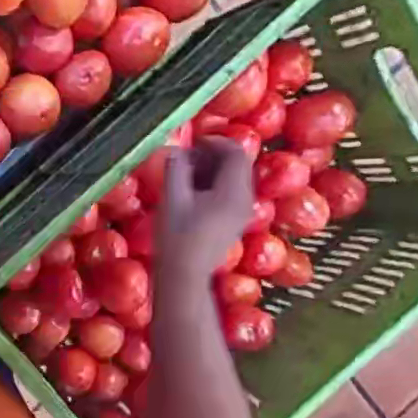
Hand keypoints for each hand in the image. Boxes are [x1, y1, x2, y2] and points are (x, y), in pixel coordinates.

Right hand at [156, 137, 254, 286]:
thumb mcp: (172, 199)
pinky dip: (216, 184)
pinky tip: (193, 192)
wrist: (183, 276)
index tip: (194, 141)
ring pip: (235, 179)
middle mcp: (245, 201)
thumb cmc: (176, 237)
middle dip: (214, 155)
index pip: (235, 154)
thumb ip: (176, 170)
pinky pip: (231, 193)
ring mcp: (242, 214)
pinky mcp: (234, 223)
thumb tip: (177, 150)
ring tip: (187, 173)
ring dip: (214, 170)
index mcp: (233, 193)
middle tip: (188, 156)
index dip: (216, 142)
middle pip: (238, 166)